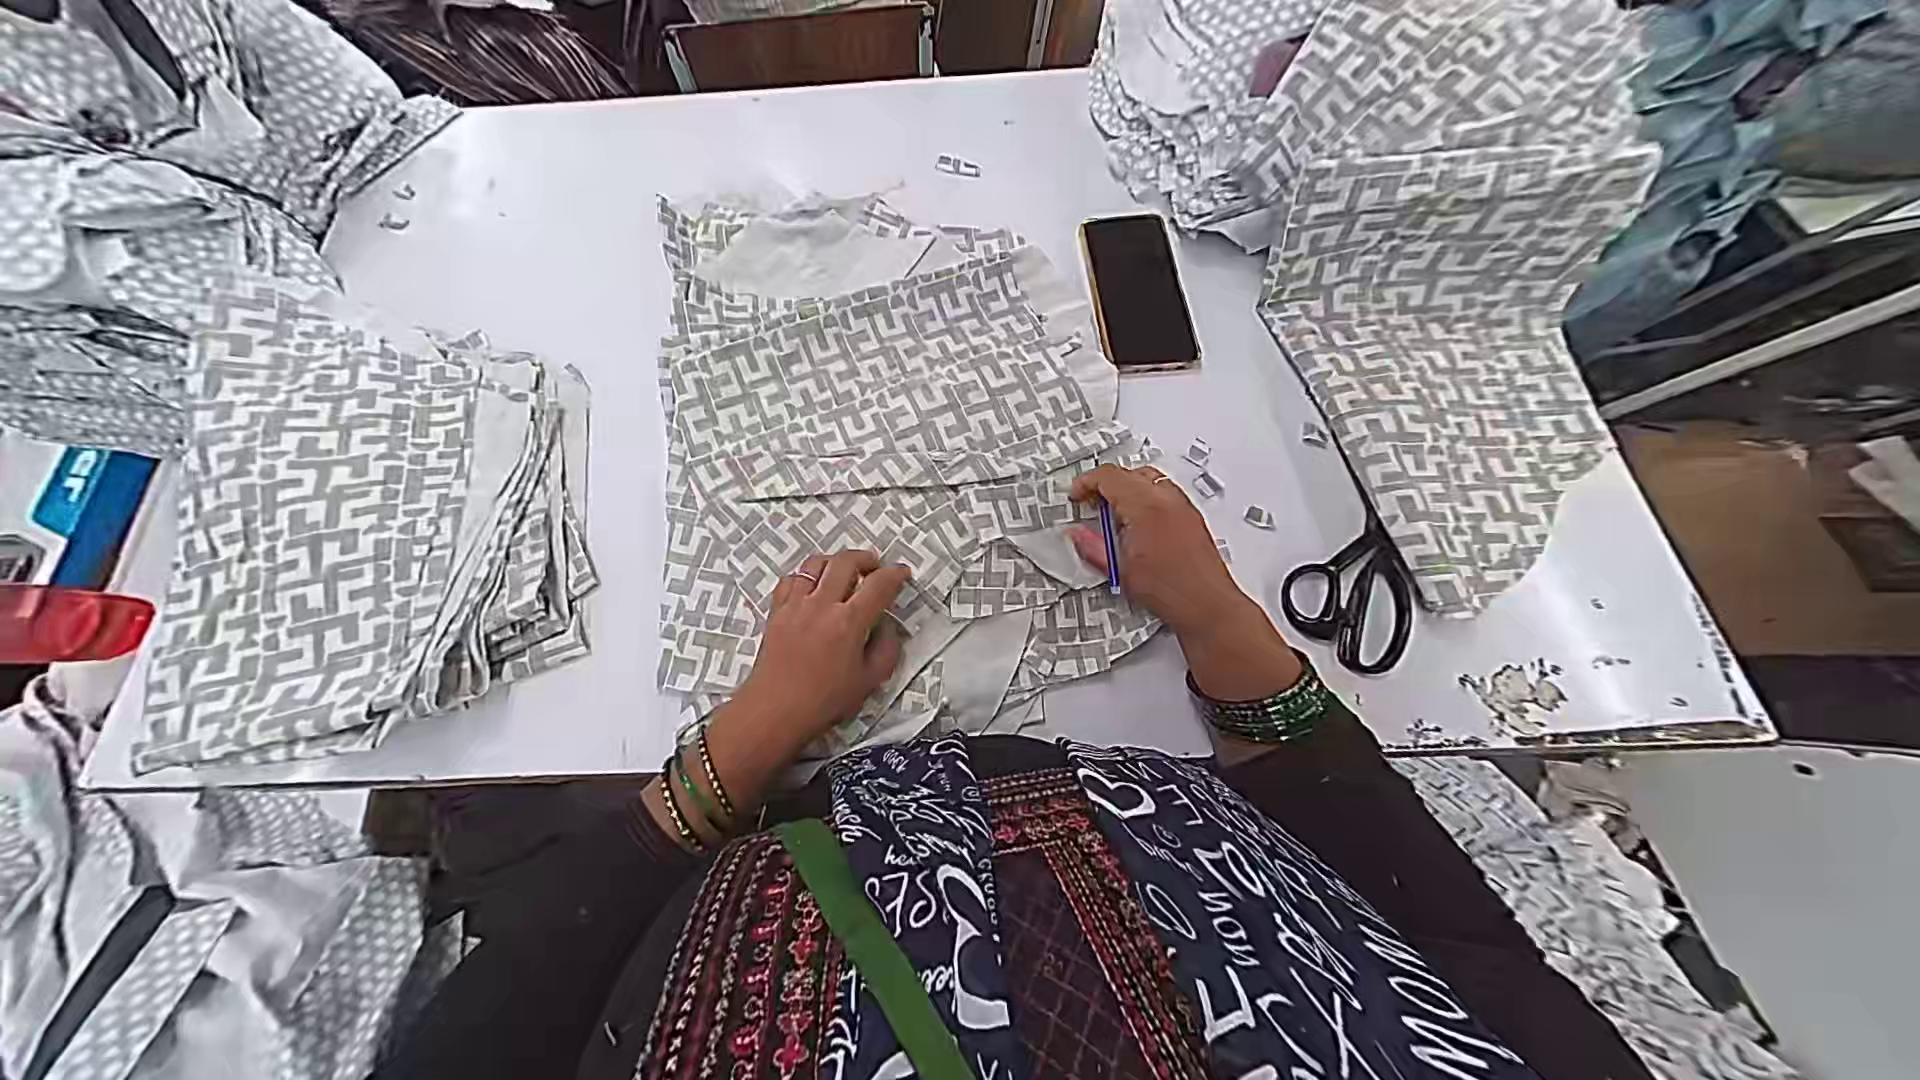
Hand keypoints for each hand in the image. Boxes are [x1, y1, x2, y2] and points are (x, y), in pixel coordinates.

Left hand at [730, 549, 910, 751]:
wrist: (774, 712)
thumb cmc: (822, 701)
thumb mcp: (870, 680)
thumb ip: (886, 648)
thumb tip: (886, 625)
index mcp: (849, 622)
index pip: (880, 584)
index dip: (895, 574)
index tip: (901, 574)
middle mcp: (822, 606)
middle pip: (846, 561)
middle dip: (866, 559)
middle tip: (875, 567)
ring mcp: (796, 605)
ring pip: (816, 563)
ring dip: (835, 562)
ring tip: (843, 571)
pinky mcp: (777, 612)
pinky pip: (791, 580)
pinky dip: (805, 576)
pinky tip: (812, 587)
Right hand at [1067, 464, 1247, 635]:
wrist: (1206, 605)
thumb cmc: (1173, 590)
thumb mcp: (1119, 569)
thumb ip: (1092, 547)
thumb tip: (1077, 535)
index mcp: (1145, 506)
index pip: (1109, 476)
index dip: (1086, 483)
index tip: (1077, 495)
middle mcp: (1167, 499)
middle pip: (1129, 473)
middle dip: (1105, 485)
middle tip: (1091, 503)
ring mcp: (1183, 506)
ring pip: (1148, 479)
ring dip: (1126, 490)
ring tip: (1113, 515)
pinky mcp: (1191, 516)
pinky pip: (1163, 492)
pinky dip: (1145, 498)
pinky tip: (1136, 525)